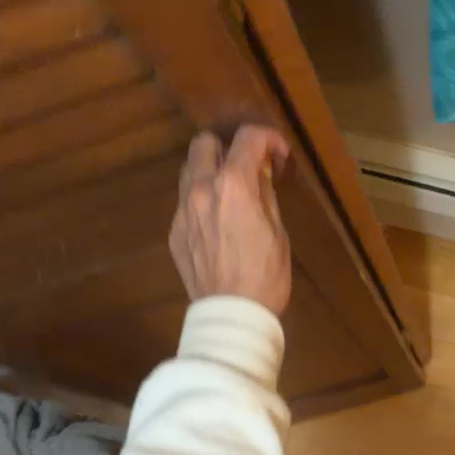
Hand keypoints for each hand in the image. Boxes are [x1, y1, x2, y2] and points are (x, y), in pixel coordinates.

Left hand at [169, 125, 292, 315]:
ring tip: (228, 193)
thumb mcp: (278, 234)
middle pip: (205, 143)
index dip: (268, 138)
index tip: (279, 153)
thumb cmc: (266, 279)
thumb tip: (260, 175)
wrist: (232, 316)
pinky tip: (216, 224)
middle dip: (227, 148)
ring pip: (190, 171)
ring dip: (209, 172)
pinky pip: (186, 203)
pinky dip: (202, 202)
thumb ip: (265, 197)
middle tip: (246, 168)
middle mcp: (201, 189)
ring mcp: (183, 210)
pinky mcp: (175, 232)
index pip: (247, 139)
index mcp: (234, 187)